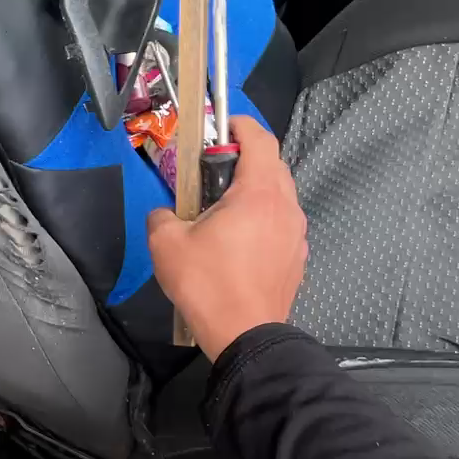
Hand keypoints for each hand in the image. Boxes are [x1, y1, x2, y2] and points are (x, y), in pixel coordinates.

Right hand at [148, 117, 308, 360]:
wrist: (244, 332)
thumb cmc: (205, 281)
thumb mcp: (165, 243)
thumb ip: (162, 216)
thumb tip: (166, 214)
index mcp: (257, 194)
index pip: (260, 141)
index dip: (241, 127)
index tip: (220, 126)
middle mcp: (285, 206)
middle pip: (272, 166)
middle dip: (245, 159)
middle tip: (212, 171)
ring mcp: (296, 232)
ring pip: (278, 196)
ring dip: (253, 191)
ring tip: (221, 209)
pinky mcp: (296, 256)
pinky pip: (280, 223)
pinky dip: (260, 219)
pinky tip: (236, 241)